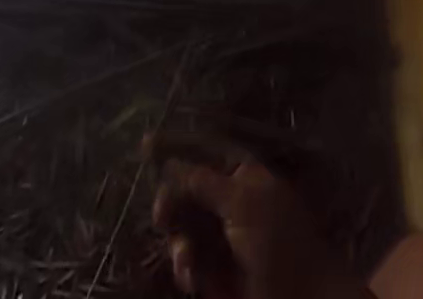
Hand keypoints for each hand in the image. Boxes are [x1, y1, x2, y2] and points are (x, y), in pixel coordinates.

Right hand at [150, 146, 370, 298]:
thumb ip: (202, 181)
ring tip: (187, 261)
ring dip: (179, 242)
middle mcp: (230, 199)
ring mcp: (223, 236)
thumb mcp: (240, 201)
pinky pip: (189, 261)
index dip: (176, 144)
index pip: (203, 148)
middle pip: (187, 189)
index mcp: (242, 173)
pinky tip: (192, 280)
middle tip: (162, 217)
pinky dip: (186, 268)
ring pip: (184, 227)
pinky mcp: (218, 272)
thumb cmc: (278, 242)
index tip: (144, 143)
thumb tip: (173, 164)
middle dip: (172, 203)